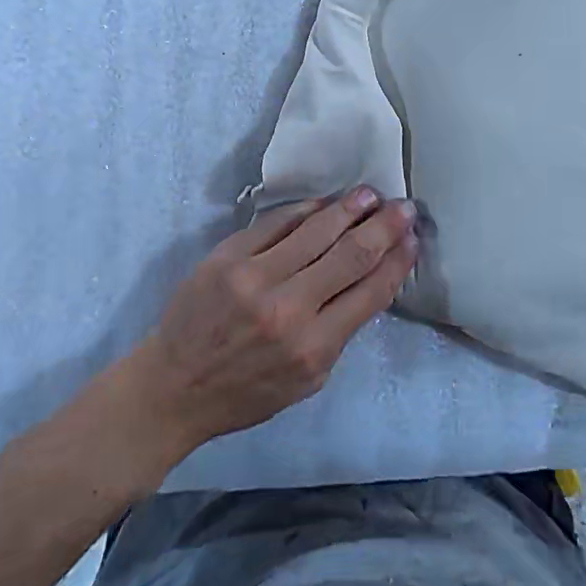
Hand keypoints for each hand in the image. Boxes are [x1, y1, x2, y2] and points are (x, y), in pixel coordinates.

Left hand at [118, 187, 417, 457]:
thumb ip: (342, 329)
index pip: (372, 290)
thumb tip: (375, 277)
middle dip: (385, 226)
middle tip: (404, 207)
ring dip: (350, 208)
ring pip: (318, 230)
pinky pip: (277, 222)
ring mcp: (254, 278)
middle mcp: (288, 309)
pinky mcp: (226, 257)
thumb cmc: (247, 391)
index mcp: (314, 347)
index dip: (399, 260)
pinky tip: (326, 203)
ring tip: (370, 195)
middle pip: (352, 254)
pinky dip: (307, 210)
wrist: (172, 387)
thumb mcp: (308, 379)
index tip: (413, 239)